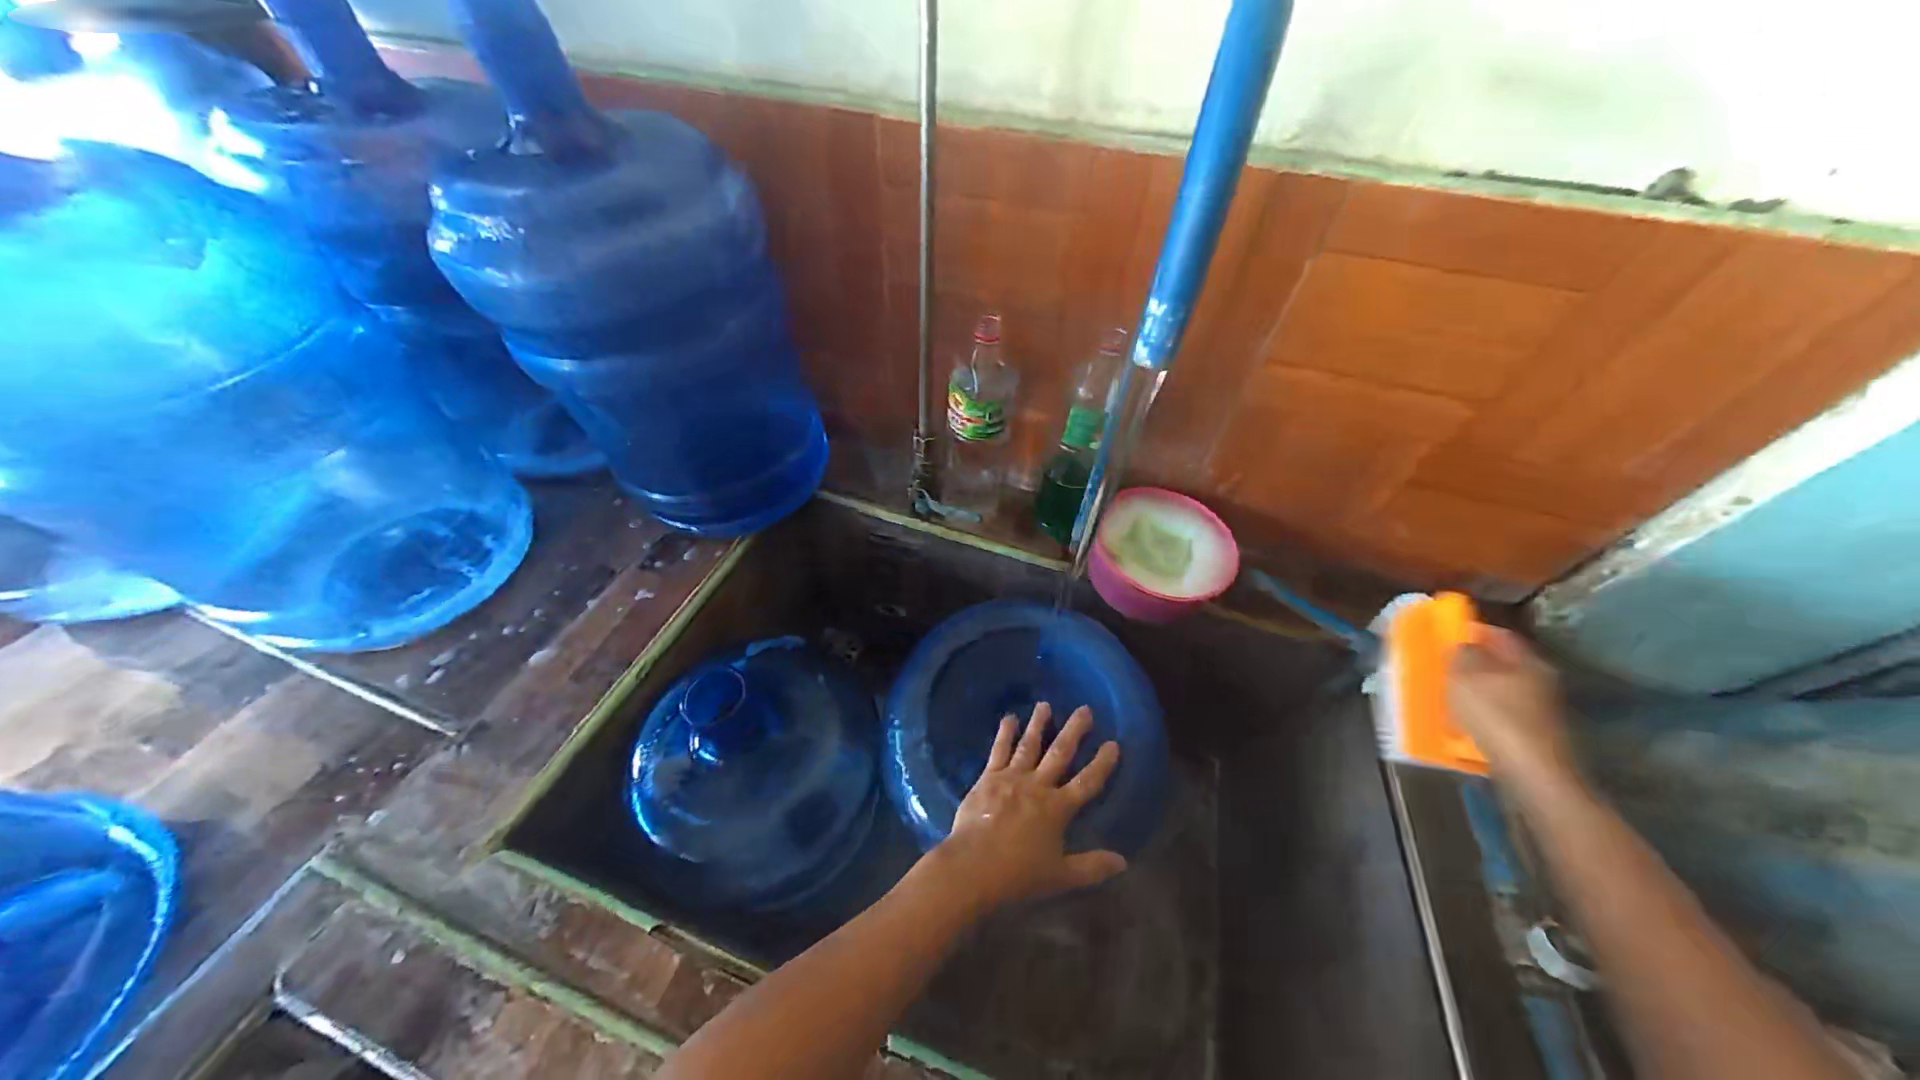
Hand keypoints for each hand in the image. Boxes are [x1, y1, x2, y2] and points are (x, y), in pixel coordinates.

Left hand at [925, 703, 1126, 914]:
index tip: (1113, 744)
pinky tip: (1009, 718)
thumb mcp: (1061, 876)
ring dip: (1039, 724)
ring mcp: (1011, 778)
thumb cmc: (1018, 874)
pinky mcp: (988, 778)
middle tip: (1084, 709)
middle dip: (1074, 731)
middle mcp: (1038, 786)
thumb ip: (1092, 867)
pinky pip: (999, 750)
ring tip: (1045, 704)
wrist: (973, 865)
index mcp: (1058, 808)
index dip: (1102, 763)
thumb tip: (1122, 862)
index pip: (1087, 782)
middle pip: (1060, 753)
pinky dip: (1005, 733)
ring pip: (1029, 745)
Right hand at [1449, 628, 1580, 795]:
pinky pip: (1499, 716)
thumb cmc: (1496, 716)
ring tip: (1444, 695)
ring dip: (1472, 691)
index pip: (1499, 635)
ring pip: (1498, 691)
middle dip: (1469, 663)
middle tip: (1440, 665)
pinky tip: (1461, 724)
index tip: (1444, 633)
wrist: (1530, 773)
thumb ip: (1461, 653)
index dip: (1471, 630)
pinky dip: (1479, 715)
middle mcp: (1540, 682)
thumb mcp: (1466, 676)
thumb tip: (1462, 645)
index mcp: (1529, 663)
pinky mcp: (1532, 735)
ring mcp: (1539, 711)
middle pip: (1499, 664)